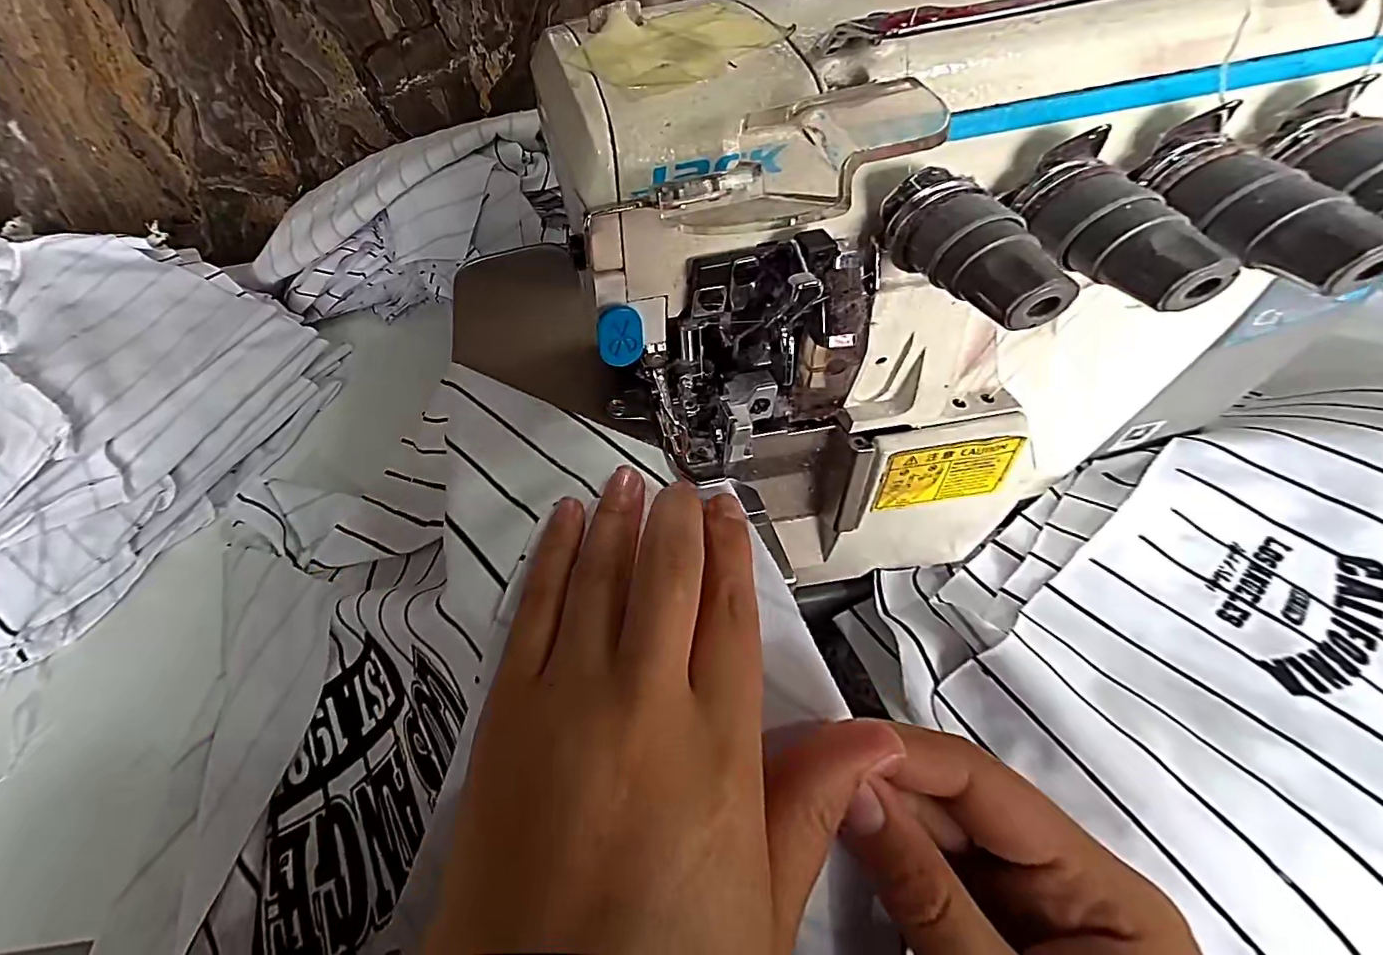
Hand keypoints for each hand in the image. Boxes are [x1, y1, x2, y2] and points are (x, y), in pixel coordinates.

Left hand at [424, 469, 903, 954]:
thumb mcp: (760, 899)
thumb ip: (809, 803)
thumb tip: (872, 740)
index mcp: (718, 744)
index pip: (731, 613)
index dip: (731, 552)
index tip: (726, 512)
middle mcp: (647, 701)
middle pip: (668, 578)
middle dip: (676, 521)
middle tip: (679, 487)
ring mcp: (571, 696)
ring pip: (603, 577)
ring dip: (617, 521)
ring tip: (627, 484)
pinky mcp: (510, 708)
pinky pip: (537, 609)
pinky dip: (555, 556)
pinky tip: (566, 522)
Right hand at [842, 725, 1199, 953]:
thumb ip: (927, 892)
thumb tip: (857, 792)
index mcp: (1104, 893)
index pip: (986, 783)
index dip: (906, 754)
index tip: (833, 743)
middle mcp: (1073, 884)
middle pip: (961, 804)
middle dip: (884, 784)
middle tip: (812, 772)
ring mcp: (1036, 906)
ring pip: (944, 833)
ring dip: (882, 816)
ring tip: (823, 798)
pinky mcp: (1002, 927)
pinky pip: (939, 871)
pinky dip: (892, 858)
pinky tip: (851, 842)